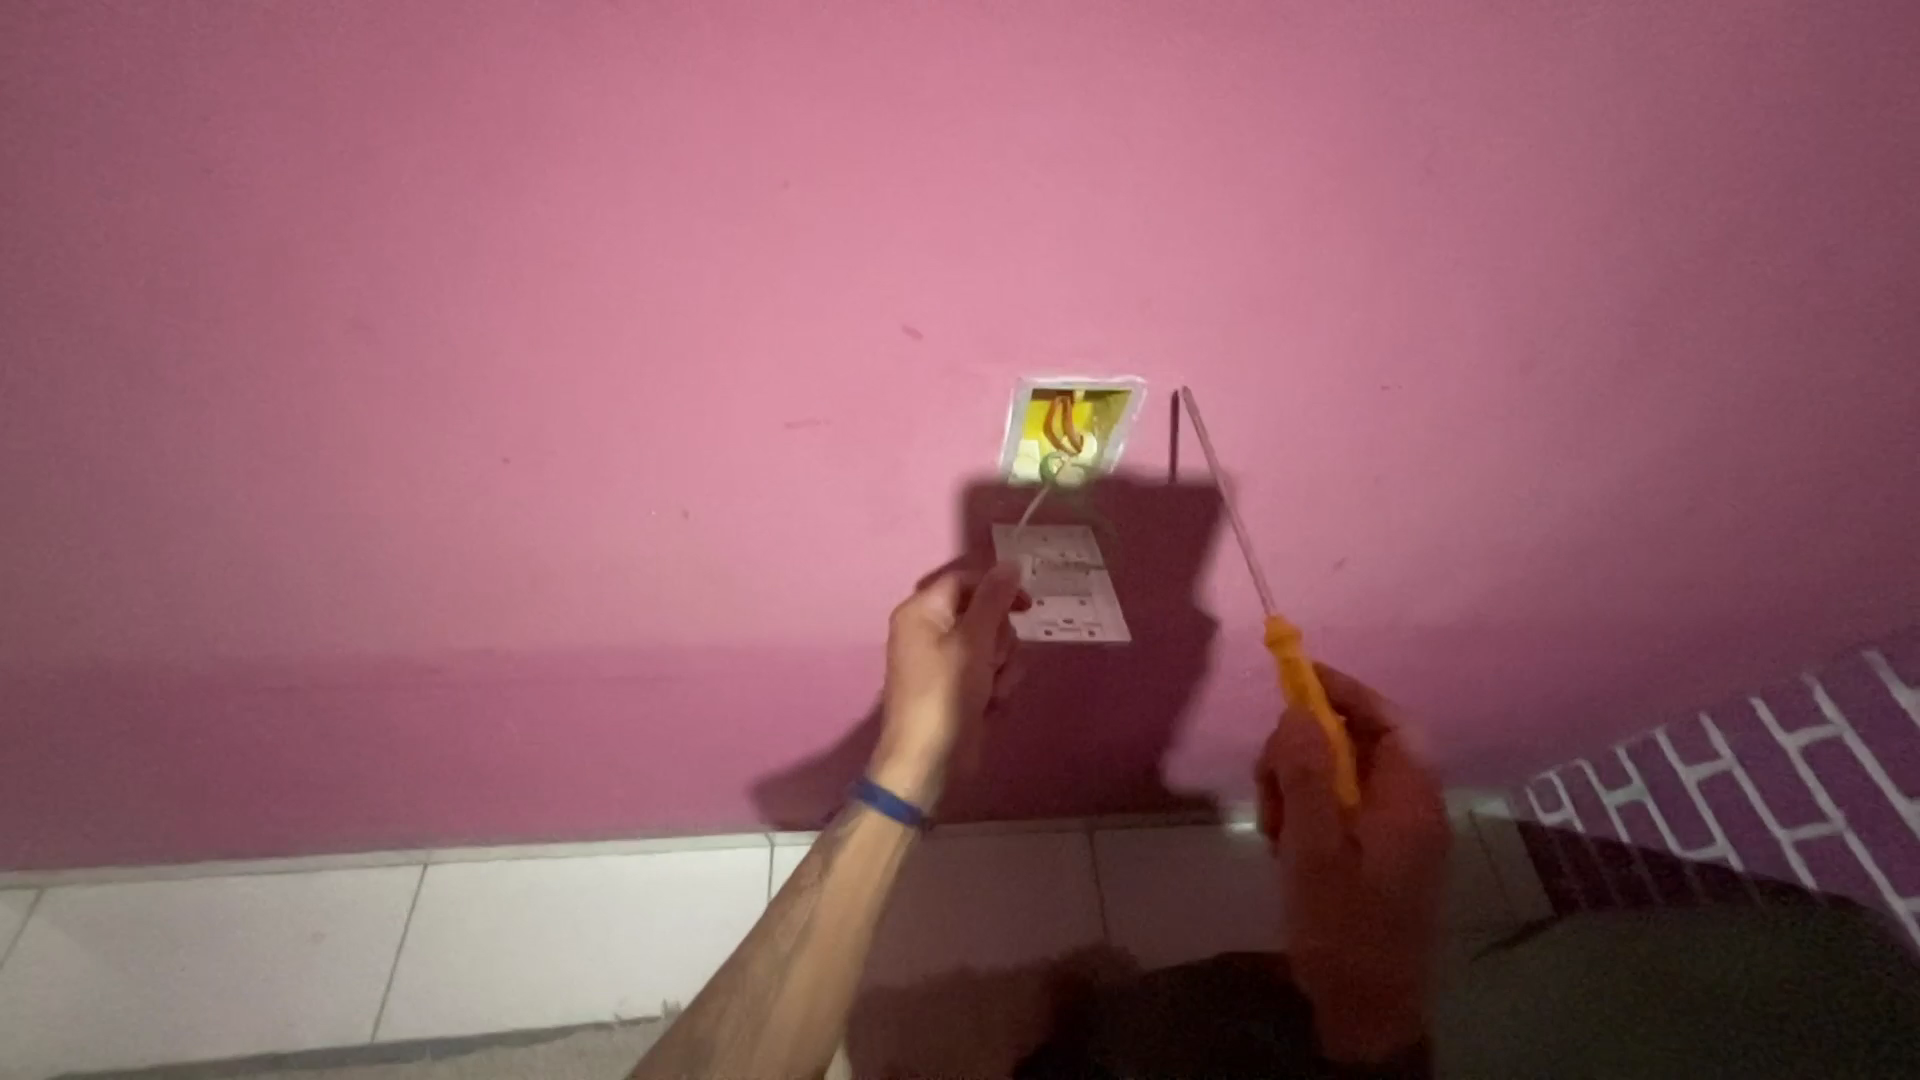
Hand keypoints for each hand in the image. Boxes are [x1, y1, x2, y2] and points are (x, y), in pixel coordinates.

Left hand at [870, 562, 1026, 809]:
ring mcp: (946, 661)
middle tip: (992, 661)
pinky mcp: (960, 687)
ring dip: (1002, 667)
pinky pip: (990, 672)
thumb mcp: (973, 640)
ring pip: (993, 645)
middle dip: (1000, 640)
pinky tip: (990, 706)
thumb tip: (1010, 562)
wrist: (929, 761)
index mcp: (922, 611)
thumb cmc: (946, 694)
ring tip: (991, 691)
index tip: (1028, 606)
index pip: (966, 580)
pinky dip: (996, 686)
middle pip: (984, 613)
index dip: (998, 589)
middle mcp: (930, 630)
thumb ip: (994, 598)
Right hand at [1256, 663, 1448, 1064]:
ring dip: (1295, 782)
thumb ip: (1306, 775)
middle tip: (1268, 779)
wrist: (1362, 1009)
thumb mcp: (1314, 848)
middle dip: (1303, 748)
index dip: (1345, 691)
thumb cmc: (1343, 927)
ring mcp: (1390, 832)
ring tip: (1273, 822)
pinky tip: (1281, 840)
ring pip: (1336, 773)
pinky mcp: (1370, 851)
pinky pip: (1333, 805)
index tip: (1294, 677)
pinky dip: (1301, 809)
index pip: (1389, 720)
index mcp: (1409, 801)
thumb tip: (1296, 710)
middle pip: (1355, 742)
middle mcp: (1407, 808)